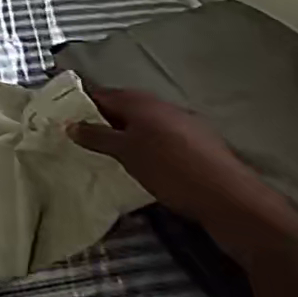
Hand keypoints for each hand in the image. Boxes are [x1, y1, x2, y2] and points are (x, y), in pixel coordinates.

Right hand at [69, 83, 297, 232]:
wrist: (235, 203)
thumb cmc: (172, 171)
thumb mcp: (126, 154)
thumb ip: (96, 136)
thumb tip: (70, 124)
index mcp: (139, 101)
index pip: (99, 93)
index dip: (79, 102)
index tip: (62, 113)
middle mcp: (161, 106)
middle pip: (122, 107)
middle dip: (102, 118)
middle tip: (81, 136)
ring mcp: (185, 125)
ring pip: (144, 123)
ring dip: (126, 133)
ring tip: (110, 153)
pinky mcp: (201, 146)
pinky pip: (162, 138)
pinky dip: (148, 146)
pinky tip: (145, 164)